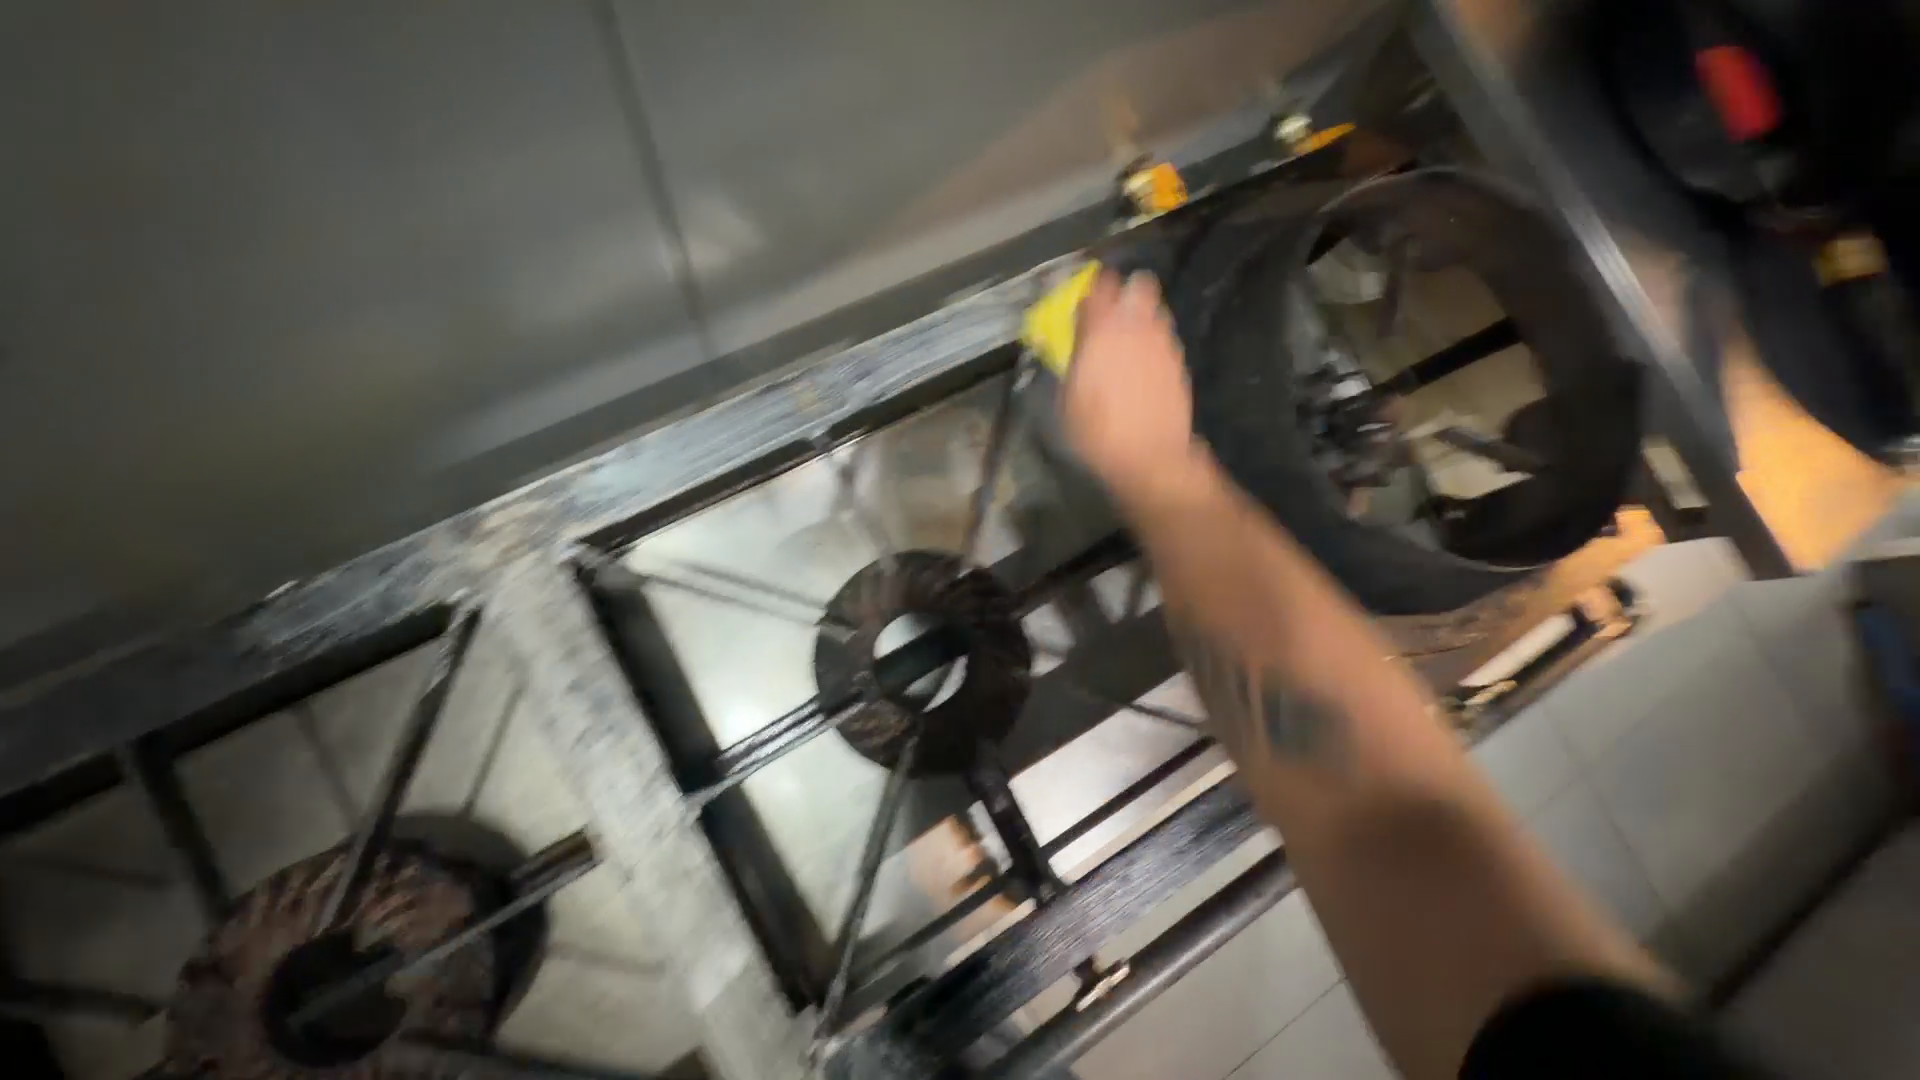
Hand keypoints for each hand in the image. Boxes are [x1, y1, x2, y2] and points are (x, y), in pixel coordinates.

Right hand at [1060, 269, 1201, 498]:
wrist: (1150, 456)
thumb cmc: (1098, 431)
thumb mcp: (1068, 398)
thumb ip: (1074, 360)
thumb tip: (1077, 344)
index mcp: (1101, 331)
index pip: (1098, 287)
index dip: (1090, 290)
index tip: (1083, 302)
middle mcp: (1136, 327)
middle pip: (1138, 284)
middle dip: (1125, 292)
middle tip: (1111, 312)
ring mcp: (1162, 342)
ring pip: (1155, 309)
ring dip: (1141, 316)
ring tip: (1129, 338)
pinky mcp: (1178, 361)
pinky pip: (1164, 337)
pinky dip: (1154, 341)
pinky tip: (1144, 364)